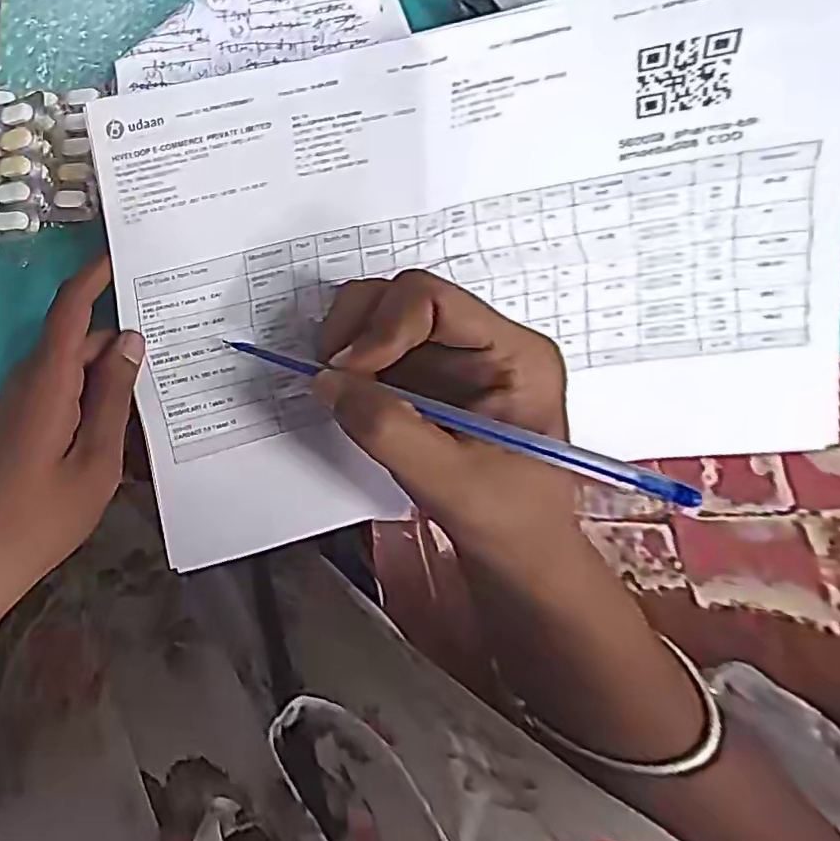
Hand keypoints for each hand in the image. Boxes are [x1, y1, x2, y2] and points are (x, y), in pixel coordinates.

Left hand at [0, 254, 144, 609]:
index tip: (122, 254)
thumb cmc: (43, 515)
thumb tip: (130, 339)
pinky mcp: (21, 421)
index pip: (70, 309)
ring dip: (108, 371)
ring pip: (72, 367)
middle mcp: (29, 380)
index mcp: (47, 380)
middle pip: (78, 340)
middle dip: (119, 338)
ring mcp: (22, 401)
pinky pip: (62, 390)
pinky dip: (92, 392)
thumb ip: (112, 395)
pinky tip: (122, 418)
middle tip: (171, 342)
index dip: (94, 276)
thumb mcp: (95, 459)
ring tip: (157, 387)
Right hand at [313, 269, 575, 546]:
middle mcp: (476, 342)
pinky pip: (363, 341)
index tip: (352, 371)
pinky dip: (340, 360)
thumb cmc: (504, 515)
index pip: (432, 300)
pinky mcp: (412, 371)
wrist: (511, 545)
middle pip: (397, 295)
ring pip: (374, 311)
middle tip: (336, 375)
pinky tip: (346, 394)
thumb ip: (386, 428)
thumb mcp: (448, 478)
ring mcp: (441, 354)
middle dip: (355, 329)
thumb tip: (328, 382)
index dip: (382, 328)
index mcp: (511, 355)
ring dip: (343, 342)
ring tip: (340, 386)